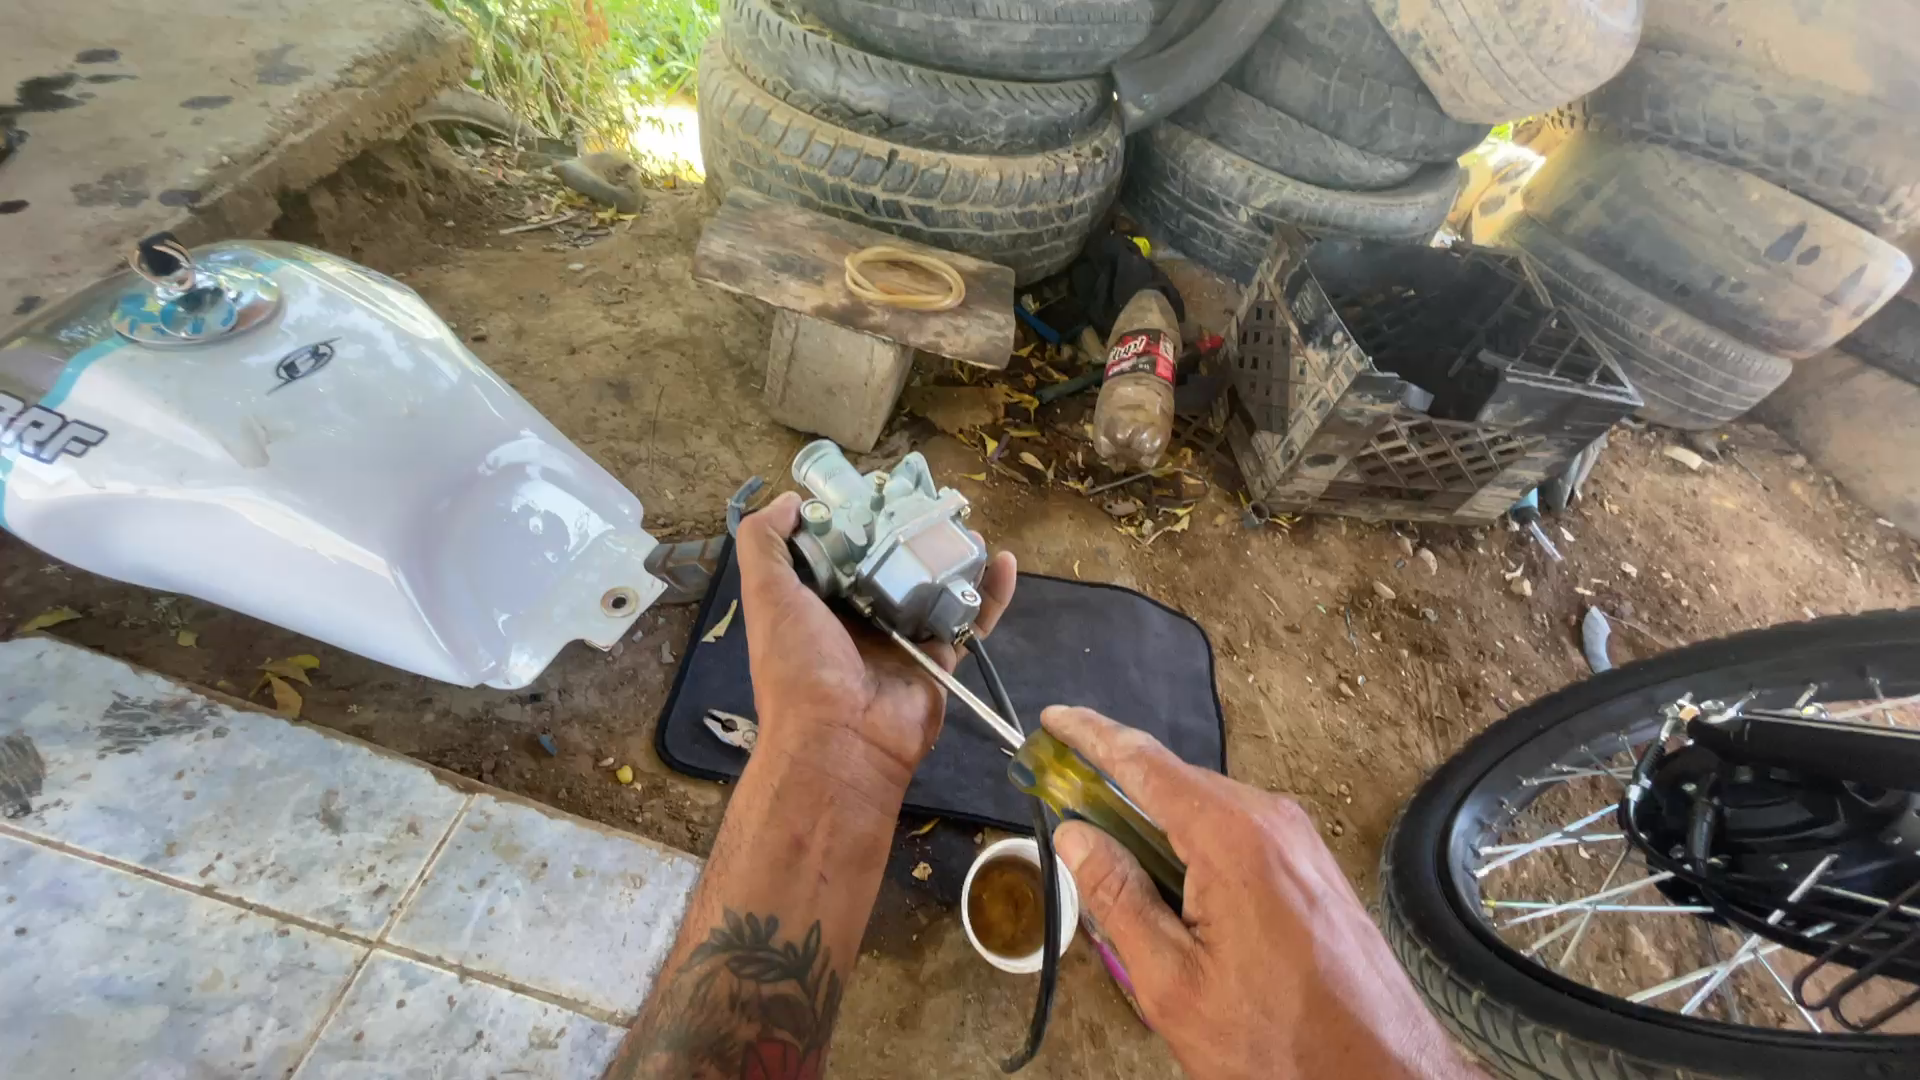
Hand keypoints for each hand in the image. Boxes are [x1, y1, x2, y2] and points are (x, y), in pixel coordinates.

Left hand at [735, 491, 1017, 793]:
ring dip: (954, 557)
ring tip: (968, 527)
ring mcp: (904, 638)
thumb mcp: (767, 595)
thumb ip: (765, 544)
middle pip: (892, 565)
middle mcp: (862, 618)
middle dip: (911, 534)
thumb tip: (791, 500)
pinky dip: (993, 593)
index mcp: (819, 604)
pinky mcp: (940, 657)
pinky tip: (1006, 563)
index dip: (857, 520)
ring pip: (936, 587)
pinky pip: (971, 620)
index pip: (840, 551)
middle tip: (932, 500)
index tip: (878, 489)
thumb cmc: (799, 663)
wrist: (841, 740)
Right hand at [1042, 706, 1479, 1079]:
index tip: (1051, 717)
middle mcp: (1267, 814)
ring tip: (1114, 856)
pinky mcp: (1308, 857)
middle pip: (1170, 780)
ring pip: (1201, 804)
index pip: (1142, 762)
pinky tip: (1171, 878)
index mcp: (1230, 835)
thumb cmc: (1274, 1042)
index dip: (1090, 734)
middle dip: (1115, 783)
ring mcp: (1295, 834)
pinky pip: (1231, 826)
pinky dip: (1188, 836)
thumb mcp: (1172, 982)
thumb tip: (1073, 832)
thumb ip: (1116, 897)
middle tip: (1067, 803)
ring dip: (1151, 817)